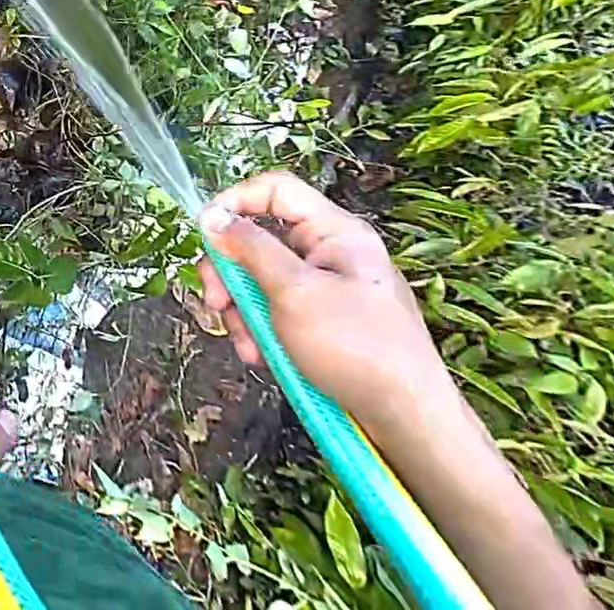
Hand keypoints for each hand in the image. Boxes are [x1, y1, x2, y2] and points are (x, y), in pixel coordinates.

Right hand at [196, 171, 461, 441]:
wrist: (409, 423)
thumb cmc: (355, 347)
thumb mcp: (293, 292)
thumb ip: (249, 249)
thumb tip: (211, 216)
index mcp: (334, 231)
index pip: (275, 190)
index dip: (235, 201)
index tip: (205, 232)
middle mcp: (328, 252)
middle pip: (260, 238)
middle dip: (230, 270)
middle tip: (215, 300)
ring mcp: (325, 287)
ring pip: (261, 278)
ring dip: (241, 307)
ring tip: (244, 341)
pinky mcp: (320, 320)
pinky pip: (275, 308)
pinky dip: (259, 328)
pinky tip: (259, 355)